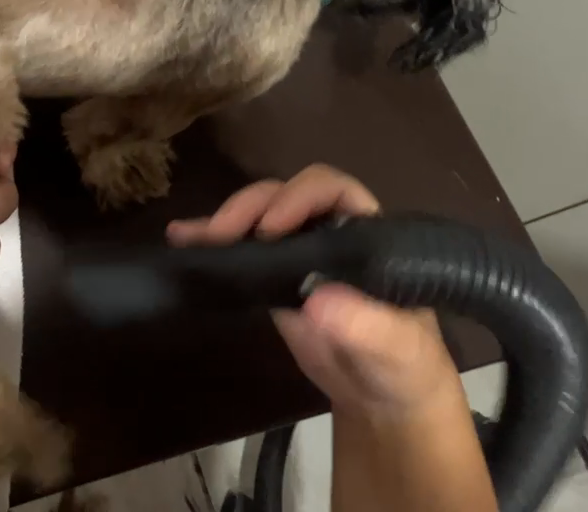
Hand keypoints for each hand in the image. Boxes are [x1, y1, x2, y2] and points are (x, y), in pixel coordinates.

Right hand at [167, 165, 463, 420]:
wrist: (380, 398)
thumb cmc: (405, 364)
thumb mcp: (398, 348)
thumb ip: (366, 324)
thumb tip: (317, 301)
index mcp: (365, 232)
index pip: (333, 190)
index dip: (301, 196)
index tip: (273, 227)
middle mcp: (327, 229)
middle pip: (284, 195)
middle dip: (250, 207)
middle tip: (223, 233)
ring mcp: (296, 249)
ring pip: (257, 213)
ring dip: (225, 218)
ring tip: (196, 236)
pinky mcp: (270, 272)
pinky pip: (239, 245)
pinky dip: (209, 238)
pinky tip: (182, 236)